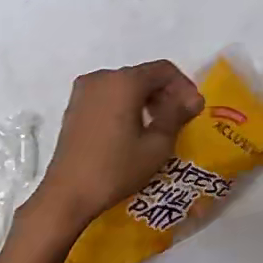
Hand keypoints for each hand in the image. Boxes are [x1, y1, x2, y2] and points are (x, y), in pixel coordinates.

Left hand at [28, 61, 202, 229]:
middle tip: (180, 120)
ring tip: (158, 127)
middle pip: (143, 75)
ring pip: (125, 85)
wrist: (68, 193)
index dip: (184, 85)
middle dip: (165, 93)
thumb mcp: (156, 145)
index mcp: (124, 81)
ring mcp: (84, 91)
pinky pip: (108, 95)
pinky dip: (126, 105)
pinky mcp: (74, 106)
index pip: (163, 69)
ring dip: (146, 100)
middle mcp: (102, 77)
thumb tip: (193, 98)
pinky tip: (133, 131)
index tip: (194, 109)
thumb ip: (177, 115)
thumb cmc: (116, 169)